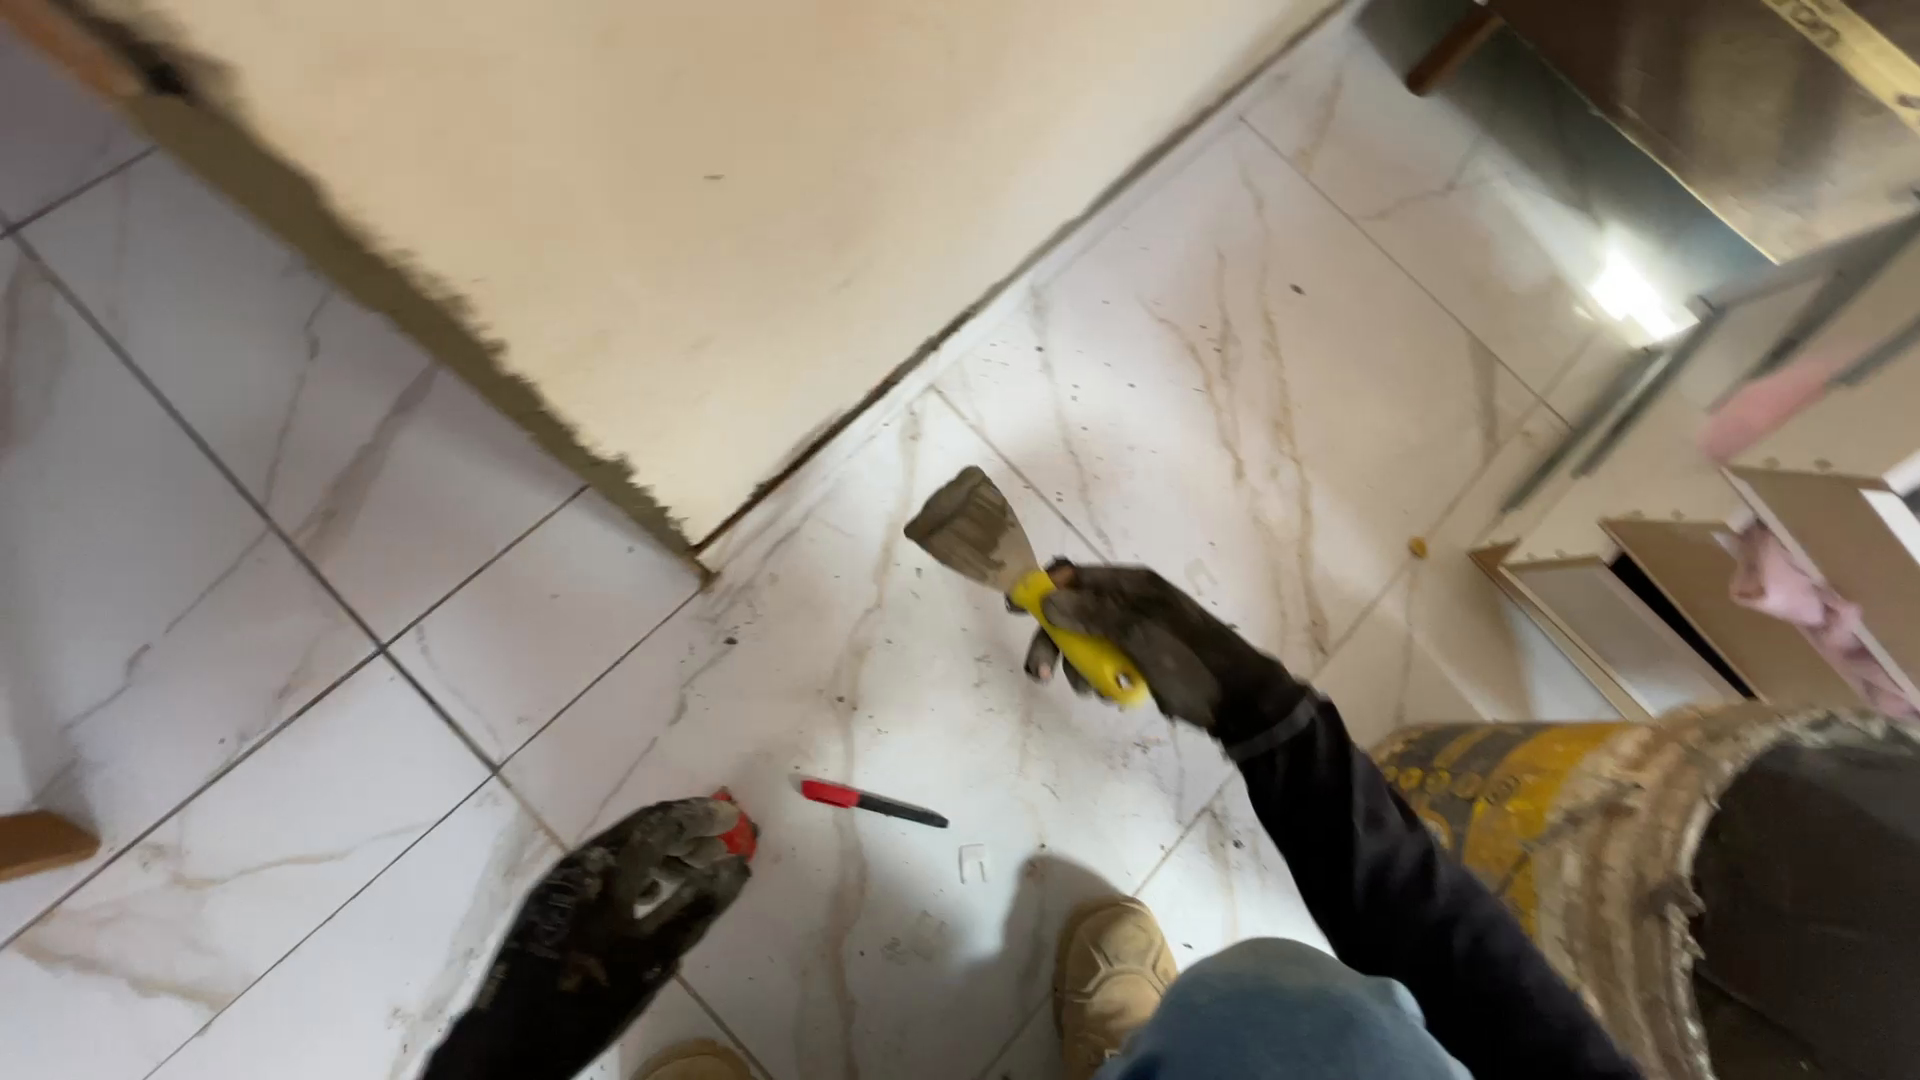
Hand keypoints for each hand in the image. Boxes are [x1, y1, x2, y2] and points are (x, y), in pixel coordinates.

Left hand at [422, 798, 751, 1079]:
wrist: (498, 1056)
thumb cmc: (584, 1001)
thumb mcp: (651, 958)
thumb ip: (697, 906)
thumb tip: (738, 866)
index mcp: (604, 870)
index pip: (661, 823)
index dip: (700, 817)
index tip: (733, 818)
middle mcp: (578, 864)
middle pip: (640, 830)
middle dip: (683, 832)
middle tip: (719, 842)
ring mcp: (558, 884)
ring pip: (621, 851)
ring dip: (661, 853)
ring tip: (694, 871)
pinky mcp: (546, 906)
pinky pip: (601, 871)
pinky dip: (634, 872)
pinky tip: (652, 894)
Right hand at [1022, 561, 1297, 734]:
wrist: (1239, 701)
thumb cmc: (1190, 661)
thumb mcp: (1140, 635)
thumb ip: (1092, 615)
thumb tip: (1046, 599)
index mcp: (1130, 585)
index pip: (1074, 576)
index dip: (1041, 588)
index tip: (1013, 607)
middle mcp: (1127, 602)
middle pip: (1071, 613)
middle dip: (1054, 642)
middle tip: (1041, 674)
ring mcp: (1132, 631)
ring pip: (1083, 642)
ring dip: (1078, 667)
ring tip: (1092, 691)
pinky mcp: (1137, 657)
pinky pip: (1102, 662)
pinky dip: (1098, 678)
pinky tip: (1109, 695)